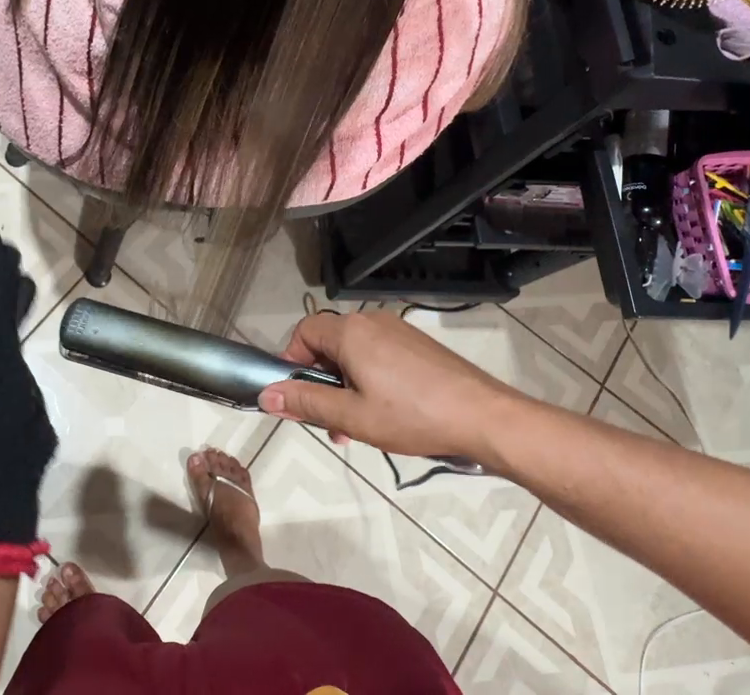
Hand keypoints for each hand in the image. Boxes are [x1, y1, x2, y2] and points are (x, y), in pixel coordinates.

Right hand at [258, 311, 526, 461]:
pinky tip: (386, 414)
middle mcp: (372, 322)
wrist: (483, 417)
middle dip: (322, 382)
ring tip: (358, 427)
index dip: (292, 362)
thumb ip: (306, 403)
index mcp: (350, 332)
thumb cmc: (411, 416)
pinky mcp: (419, 345)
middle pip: (329, 344)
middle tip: (331, 423)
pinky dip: (371, 380)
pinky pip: (379, 355)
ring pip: (355, 353)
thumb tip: (266, 394)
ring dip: (346, 386)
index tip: (297, 396)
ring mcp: (399, 330)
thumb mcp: (351, 417)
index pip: (303, 332)